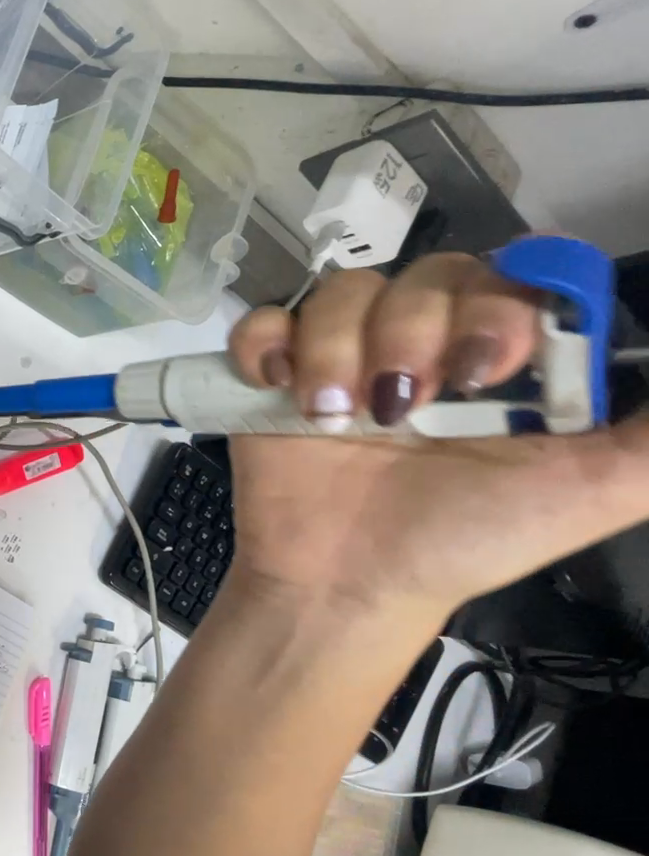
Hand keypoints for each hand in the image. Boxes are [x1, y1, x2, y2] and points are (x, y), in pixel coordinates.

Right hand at [224, 252, 648, 615]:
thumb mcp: (597, 489)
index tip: (484, 373)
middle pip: (423, 274)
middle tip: (401, 409)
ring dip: (334, 350)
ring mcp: (337, 359)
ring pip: (340, 293)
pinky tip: (276, 385)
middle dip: (410, 335)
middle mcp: (420, 346)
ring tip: (330, 416)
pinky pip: (259, 321)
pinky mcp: (266, 378)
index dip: (498, 306)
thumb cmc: (462, 538)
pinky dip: (262, 342)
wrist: (345, 581)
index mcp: (498, 358)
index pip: (514, 276)